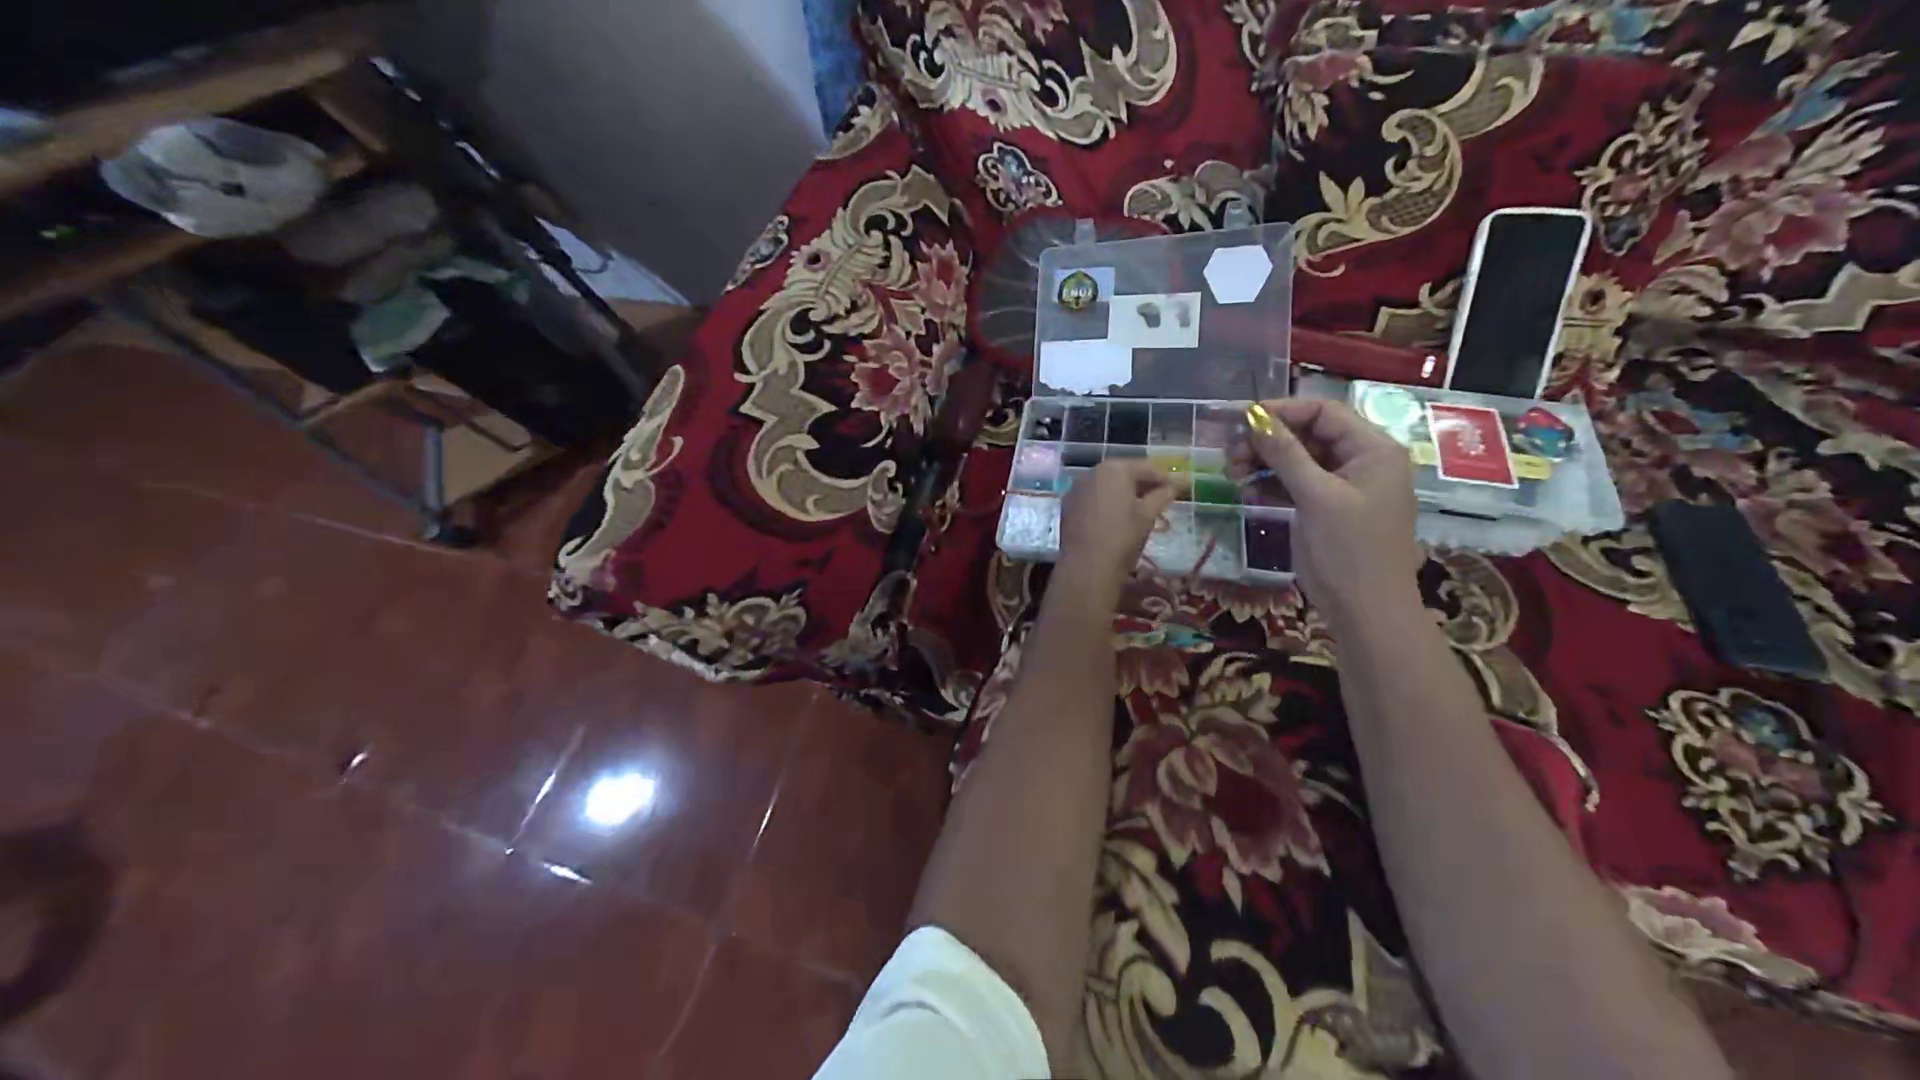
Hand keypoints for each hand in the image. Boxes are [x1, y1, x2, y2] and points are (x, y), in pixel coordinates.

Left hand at [1058, 459, 1175, 603]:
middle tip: (1159, 497)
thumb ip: (1162, 496)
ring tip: (1139, 507)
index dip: (1164, 479)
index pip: (1146, 469)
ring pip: (1106, 484)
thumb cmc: (1123, 538)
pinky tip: (1115, 516)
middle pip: (1124, 473)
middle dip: (1142, 484)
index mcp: (1115, 469)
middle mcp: (1092, 471)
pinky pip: (1092, 496)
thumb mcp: (1147, 515)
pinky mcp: (1068, 504)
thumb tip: (1176, 485)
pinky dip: (1105, 501)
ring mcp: (1077, 487)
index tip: (1177, 488)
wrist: (1087, 566)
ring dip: (1123, 492)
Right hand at [1231, 398, 1421, 626]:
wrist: (1365, 610)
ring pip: (1298, 461)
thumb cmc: (1348, 549)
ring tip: (1232, 473)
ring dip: (1264, 463)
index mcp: (1373, 450)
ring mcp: (1343, 487)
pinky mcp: (1326, 509)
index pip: (1324, 413)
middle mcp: (1361, 462)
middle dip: (1268, 440)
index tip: (1241, 420)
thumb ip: (1286, 455)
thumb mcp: (1315, 497)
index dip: (1282, 412)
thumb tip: (1255, 418)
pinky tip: (1246, 489)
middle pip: (1309, 435)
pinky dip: (1271, 484)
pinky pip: (1296, 485)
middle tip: (1230, 453)